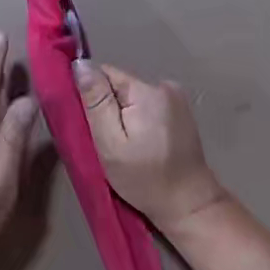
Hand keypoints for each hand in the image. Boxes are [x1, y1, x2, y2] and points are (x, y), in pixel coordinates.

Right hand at [75, 60, 228, 231]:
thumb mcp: (110, 143)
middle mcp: (164, 85)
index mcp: (146, 90)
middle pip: (119, 83)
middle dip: (107, 106)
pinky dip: (137, 119)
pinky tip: (139, 143)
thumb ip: (96, 101)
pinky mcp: (180, 112)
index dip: (90, 95)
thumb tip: (80, 64)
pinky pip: (146, 105)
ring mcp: (176, 98)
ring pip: (131, 95)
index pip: (104, 73)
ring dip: (122, 114)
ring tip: (123, 144)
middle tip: (105, 139)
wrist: (189, 205)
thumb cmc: (144, 178)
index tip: (88, 122)